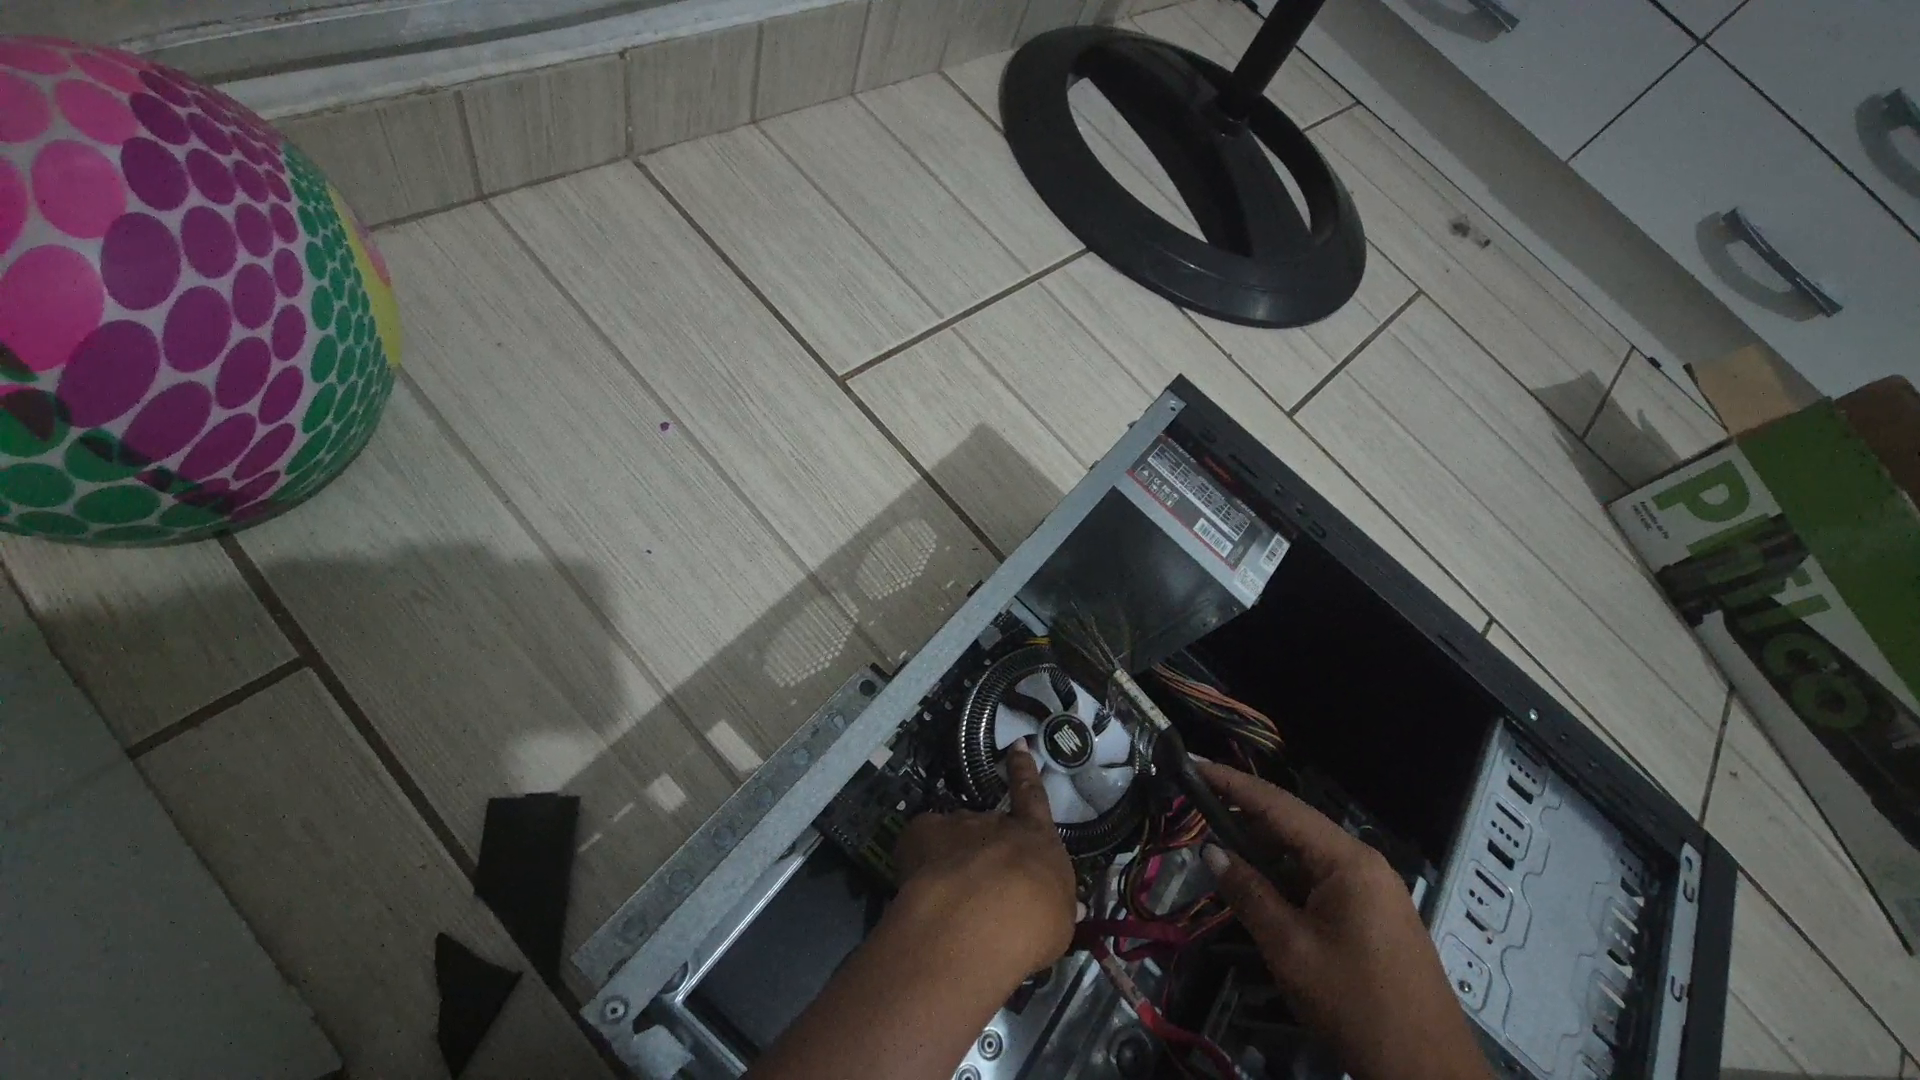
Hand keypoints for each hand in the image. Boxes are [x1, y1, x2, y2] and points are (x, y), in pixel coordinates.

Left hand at [890, 740, 1075, 981]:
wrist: (979, 920)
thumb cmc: (1032, 923)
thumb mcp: (1059, 920)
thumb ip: (1055, 903)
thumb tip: (1066, 906)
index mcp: (1035, 840)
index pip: (1032, 797)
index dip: (1025, 772)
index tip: (1018, 746)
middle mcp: (996, 824)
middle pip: (988, 829)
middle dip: (983, 851)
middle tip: (978, 890)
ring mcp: (958, 824)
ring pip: (954, 837)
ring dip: (952, 857)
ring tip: (948, 897)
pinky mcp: (922, 833)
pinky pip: (921, 841)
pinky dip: (921, 857)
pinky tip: (921, 885)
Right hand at [1198, 762, 1490, 1079]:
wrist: (1428, 1072)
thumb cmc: (1356, 1004)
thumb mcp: (1290, 948)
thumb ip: (1248, 893)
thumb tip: (1212, 852)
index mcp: (1347, 860)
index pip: (1279, 806)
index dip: (1232, 783)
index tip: (1194, 764)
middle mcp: (1363, 863)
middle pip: (1294, 825)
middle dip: (1244, 815)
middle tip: (1194, 808)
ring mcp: (1373, 889)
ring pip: (1305, 854)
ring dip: (1263, 851)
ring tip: (1216, 846)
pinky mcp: (1373, 915)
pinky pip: (1320, 879)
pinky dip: (1284, 877)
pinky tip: (1257, 886)